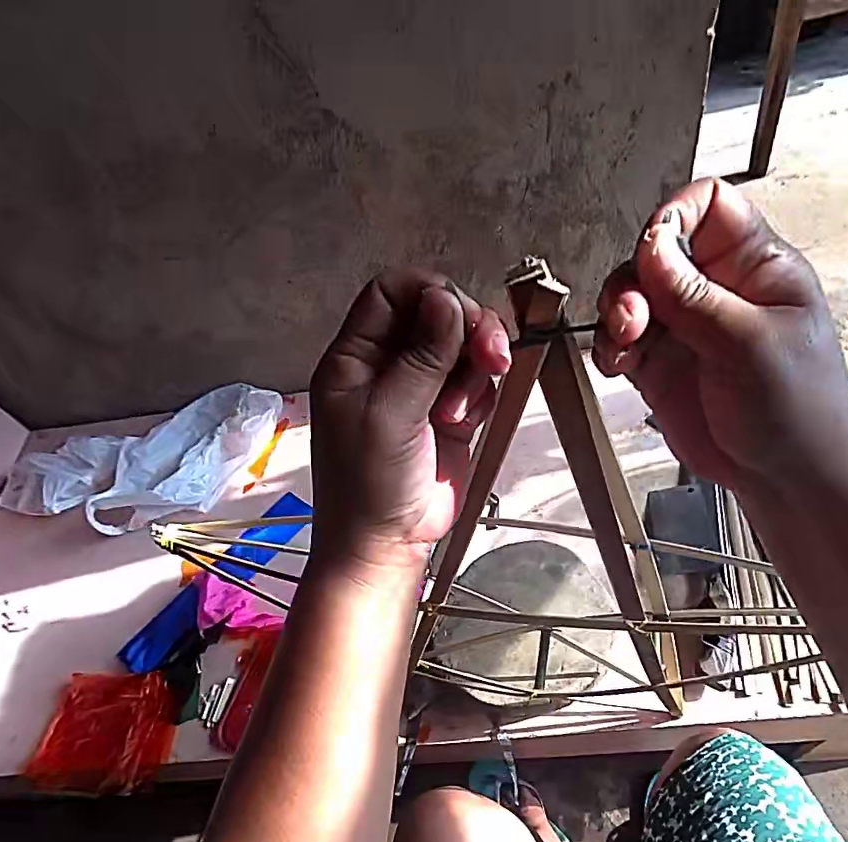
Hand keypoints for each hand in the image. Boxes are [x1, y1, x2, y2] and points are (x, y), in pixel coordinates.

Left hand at [311, 269, 512, 567]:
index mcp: (357, 358)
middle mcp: (391, 367)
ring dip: (477, 370)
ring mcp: (425, 390)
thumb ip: (421, 358)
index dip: (430, 293)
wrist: (388, 542)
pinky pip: (478, 384)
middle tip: (490, 355)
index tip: (461, 313)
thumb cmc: (367, 486)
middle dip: (469, 330)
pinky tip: (466, 421)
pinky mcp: (453, 416)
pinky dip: (482, 395)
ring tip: (461, 411)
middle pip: (439, 317)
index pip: (393, 294)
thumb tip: (446, 301)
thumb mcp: (390, 416)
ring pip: (465, 350)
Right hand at [592, 178, 847, 494]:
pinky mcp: (663, 367)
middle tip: (635, 313)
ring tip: (627, 342)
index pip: (710, 208)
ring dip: (617, 313)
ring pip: (632, 296)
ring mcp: (688, 331)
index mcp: (758, 269)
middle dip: (636, 278)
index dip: (675, 217)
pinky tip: (619, 361)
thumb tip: (654, 245)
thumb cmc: (800, 412)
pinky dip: (611, 348)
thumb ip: (698, 296)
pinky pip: (622, 342)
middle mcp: (719, 293)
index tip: (655, 247)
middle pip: (657, 253)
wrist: (786, 477)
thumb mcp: (753, 345)